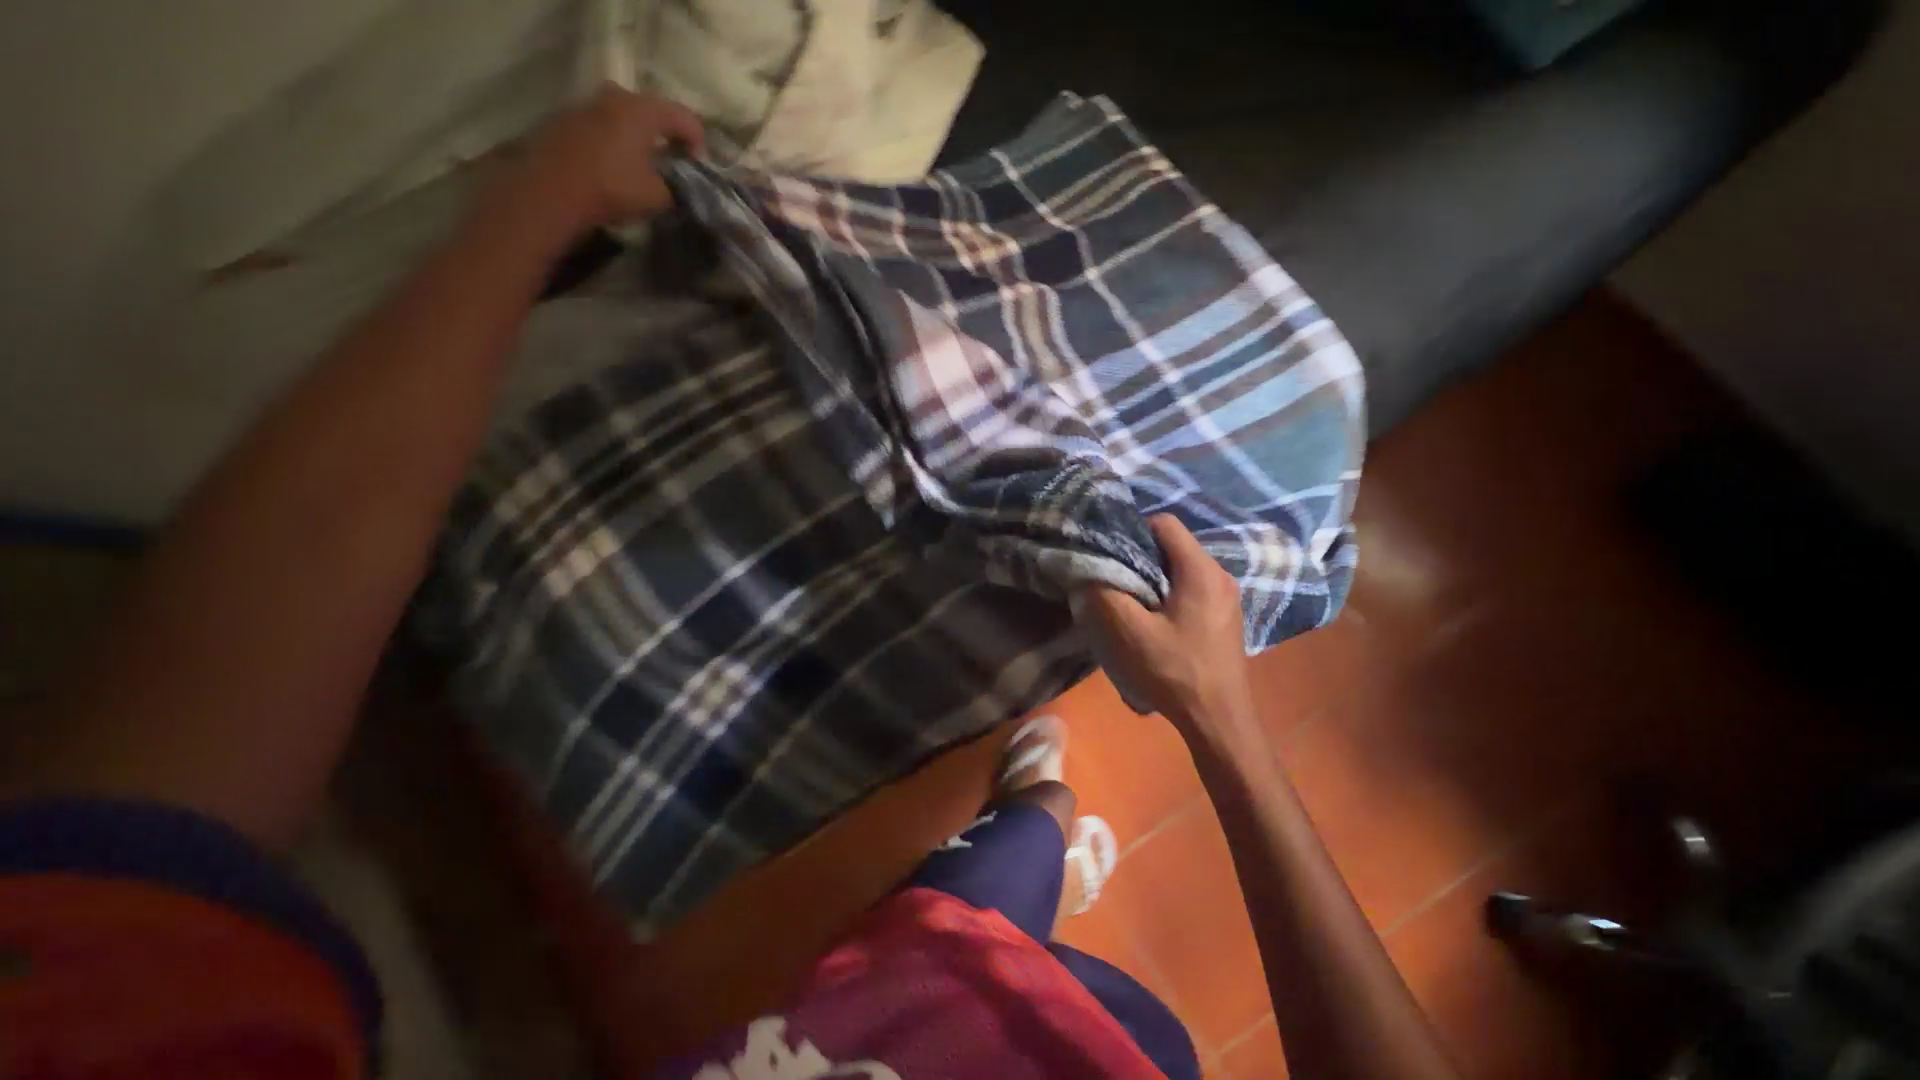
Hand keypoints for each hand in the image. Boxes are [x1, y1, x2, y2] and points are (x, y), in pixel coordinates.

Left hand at [515, 85, 705, 229]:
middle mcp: (614, 97)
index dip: (699, 144)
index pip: (686, 118)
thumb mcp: (657, 196)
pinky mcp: (562, 121)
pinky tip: (609, 169)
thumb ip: (677, 188)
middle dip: (665, 137)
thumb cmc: (611, 188)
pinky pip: (599, 128)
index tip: (698, 170)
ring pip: (622, 118)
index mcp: (642, 109)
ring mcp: (585, 105)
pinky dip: (611, 143)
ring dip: (635, 139)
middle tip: (670, 165)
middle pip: (652, 112)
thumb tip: (681, 186)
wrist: (547, 192)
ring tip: (638, 168)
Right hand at [1072, 515, 1263, 757]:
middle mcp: (1220, 575)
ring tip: (1133, 606)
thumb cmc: (1175, 673)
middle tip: (1116, 584)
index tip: (1111, 558)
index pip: (1164, 523)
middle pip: (1174, 546)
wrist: (1219, 720)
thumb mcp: (1130, 634)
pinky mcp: (1227, 617)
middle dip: (1141, 559)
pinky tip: (1157, 625)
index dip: (1132, 532)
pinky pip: (1194, 590)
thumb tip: (1086, 570)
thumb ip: (1104, 595)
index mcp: (1201, 570)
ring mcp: (1228, 597)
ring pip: (1183, 569)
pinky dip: (1171, 596)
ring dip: (1155, 580)